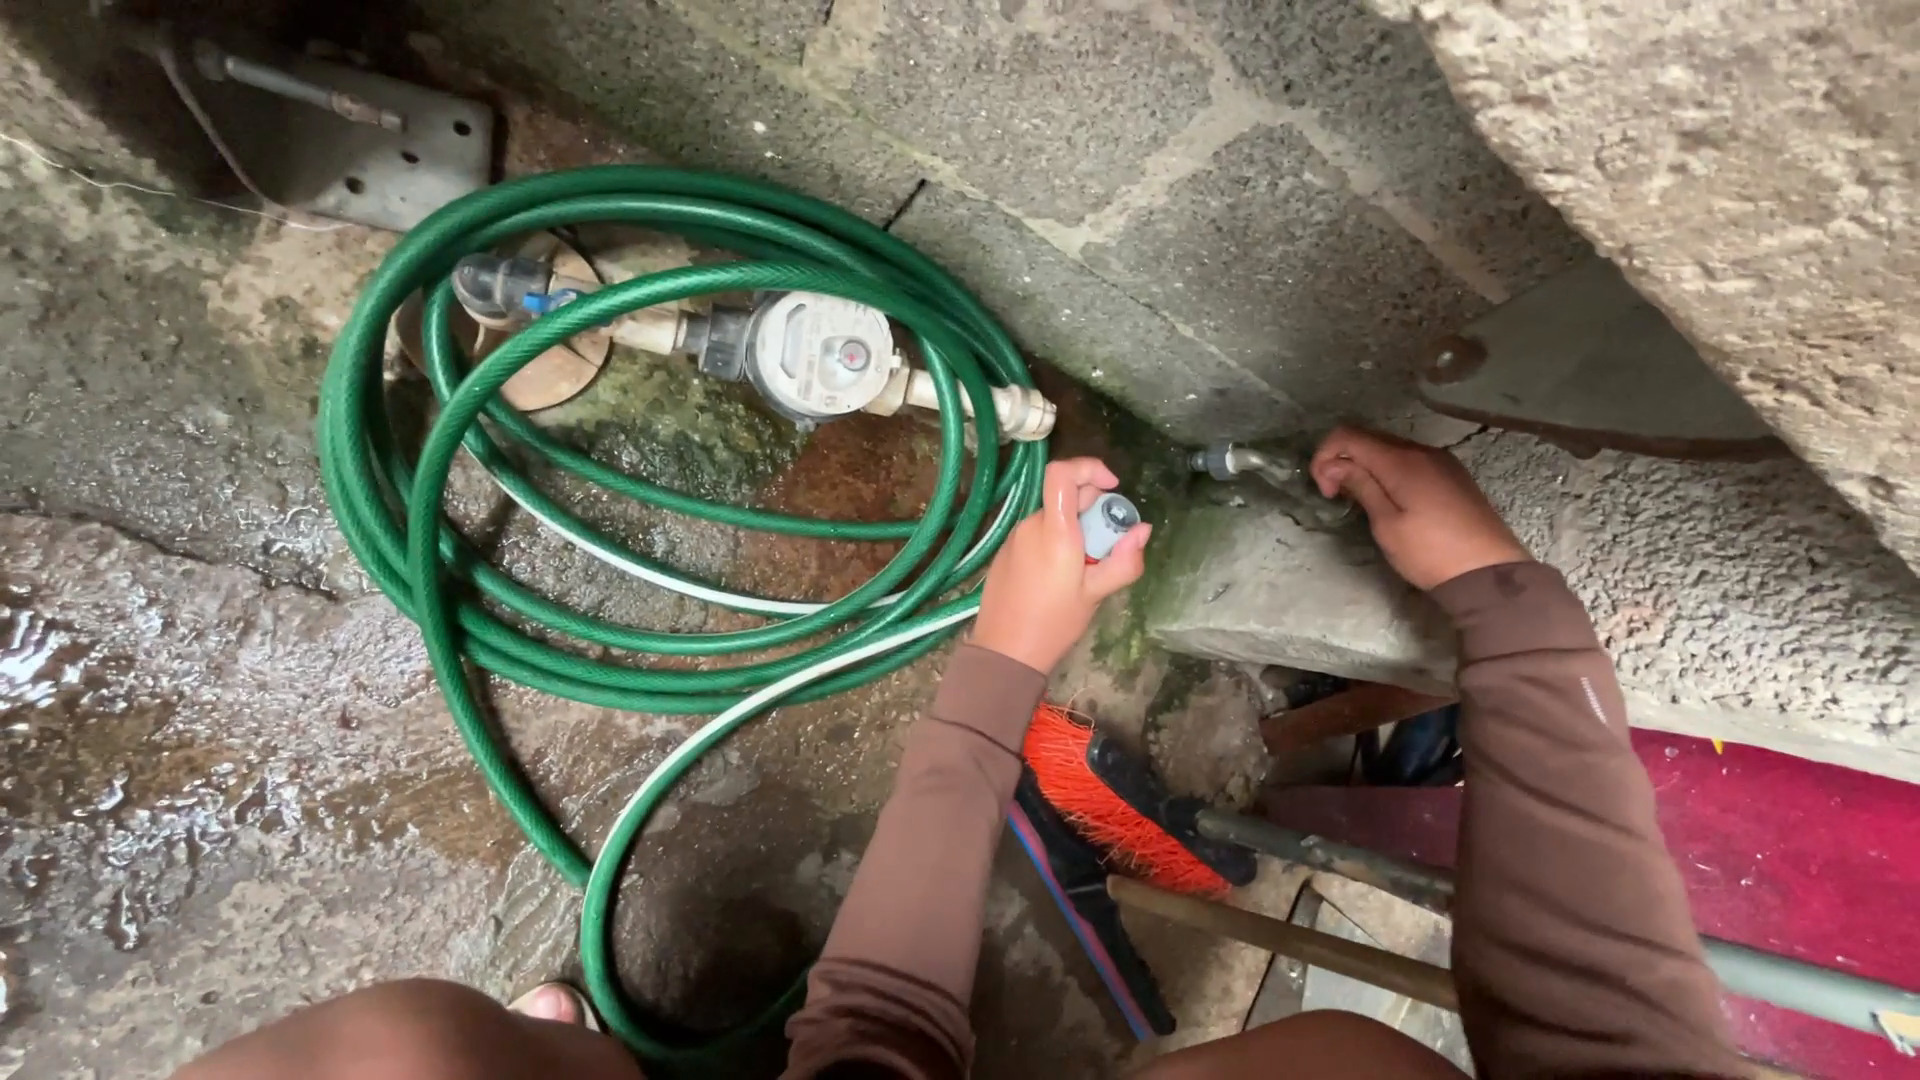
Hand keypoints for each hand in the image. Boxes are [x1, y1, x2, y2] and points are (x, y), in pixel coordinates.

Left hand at [971, 458, 1151, 673]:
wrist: (1005, 651)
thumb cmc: (1054, 622)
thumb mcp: (1096, 594)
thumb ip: (1123, 560)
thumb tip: (1142, 530)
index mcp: (1054, 530)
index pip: (1062, 473)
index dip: (1089, 468)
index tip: (1112, 487)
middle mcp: (1031, 525)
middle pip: (1065, 496)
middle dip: (1093, 509)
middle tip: (1108, 545)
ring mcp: (1015, 538)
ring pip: (1053, 517)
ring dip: (1076, 529)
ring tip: (1086, 568)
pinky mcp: (1007, 552)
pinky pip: (1038, 534)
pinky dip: (1057, 541)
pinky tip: (1061, 576)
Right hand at [1310, 426, 1529, 590]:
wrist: (1489, 573)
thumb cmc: (1430, 552)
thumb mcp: (1386, 523)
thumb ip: (1361, 486)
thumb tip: (1334, 464)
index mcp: (1402, 461)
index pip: (1347, 435)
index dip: (1325, 456)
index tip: (1327, 490)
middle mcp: (1423, 452)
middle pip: (1368, 438)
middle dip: (1342, 461)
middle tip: (1338, 496)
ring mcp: (1441, 461)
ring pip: (1388, 449)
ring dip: (1364, 467)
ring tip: (1361, 500)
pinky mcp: (1451, 474)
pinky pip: (1409, 460)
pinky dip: (1387, 471)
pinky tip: (1388, 499)